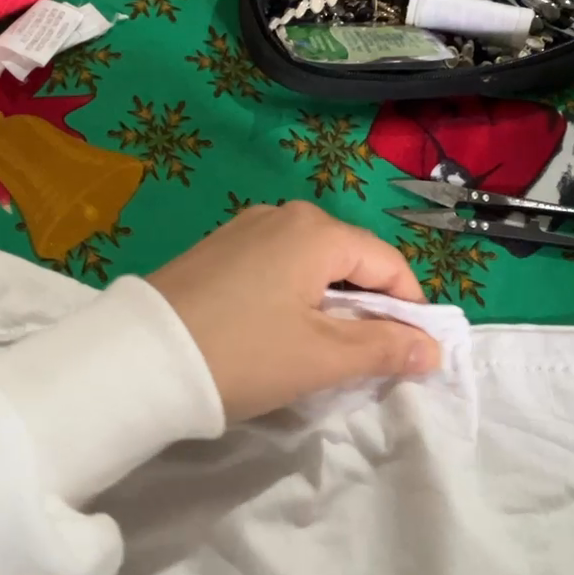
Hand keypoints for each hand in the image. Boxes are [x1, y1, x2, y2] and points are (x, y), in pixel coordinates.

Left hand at [146, 201, 441, 421]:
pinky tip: (279, 330)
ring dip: (331, 303)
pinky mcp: (218, 248)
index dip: (410, 308)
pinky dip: (295, 295)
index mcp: (317, 231)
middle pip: (351, 258)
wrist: (139, 360)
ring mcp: (246, 227)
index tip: (413, 352)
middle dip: (368, 306)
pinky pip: (278, 265)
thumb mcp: (322, 358)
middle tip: (365, 357)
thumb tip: (434, 348)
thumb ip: (384, 348)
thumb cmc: (243, 355)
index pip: (388, 264)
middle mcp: (284, 214)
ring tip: (322, 349)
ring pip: (313, 263)